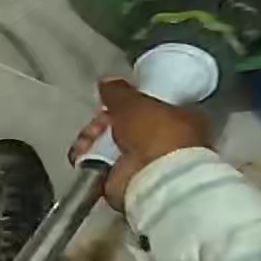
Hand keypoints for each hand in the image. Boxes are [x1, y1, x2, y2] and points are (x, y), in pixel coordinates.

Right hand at [69, 78, 211, 209]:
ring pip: (104, 144)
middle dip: (101, 122)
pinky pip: (94, 164)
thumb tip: (106, 81)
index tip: (110, 100)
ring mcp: (140, 164)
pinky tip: (81, 153)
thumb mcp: (134, 102)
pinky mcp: (120, 180)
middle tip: (98, 121)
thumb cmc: (158, 134)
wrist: (154, 177)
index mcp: (178, 119)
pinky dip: (84, 158)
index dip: (126, 103)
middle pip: (120, 126)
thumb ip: (118, 91)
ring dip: (90, 139)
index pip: (147, 106)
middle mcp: (161, 142)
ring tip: (87, 139)